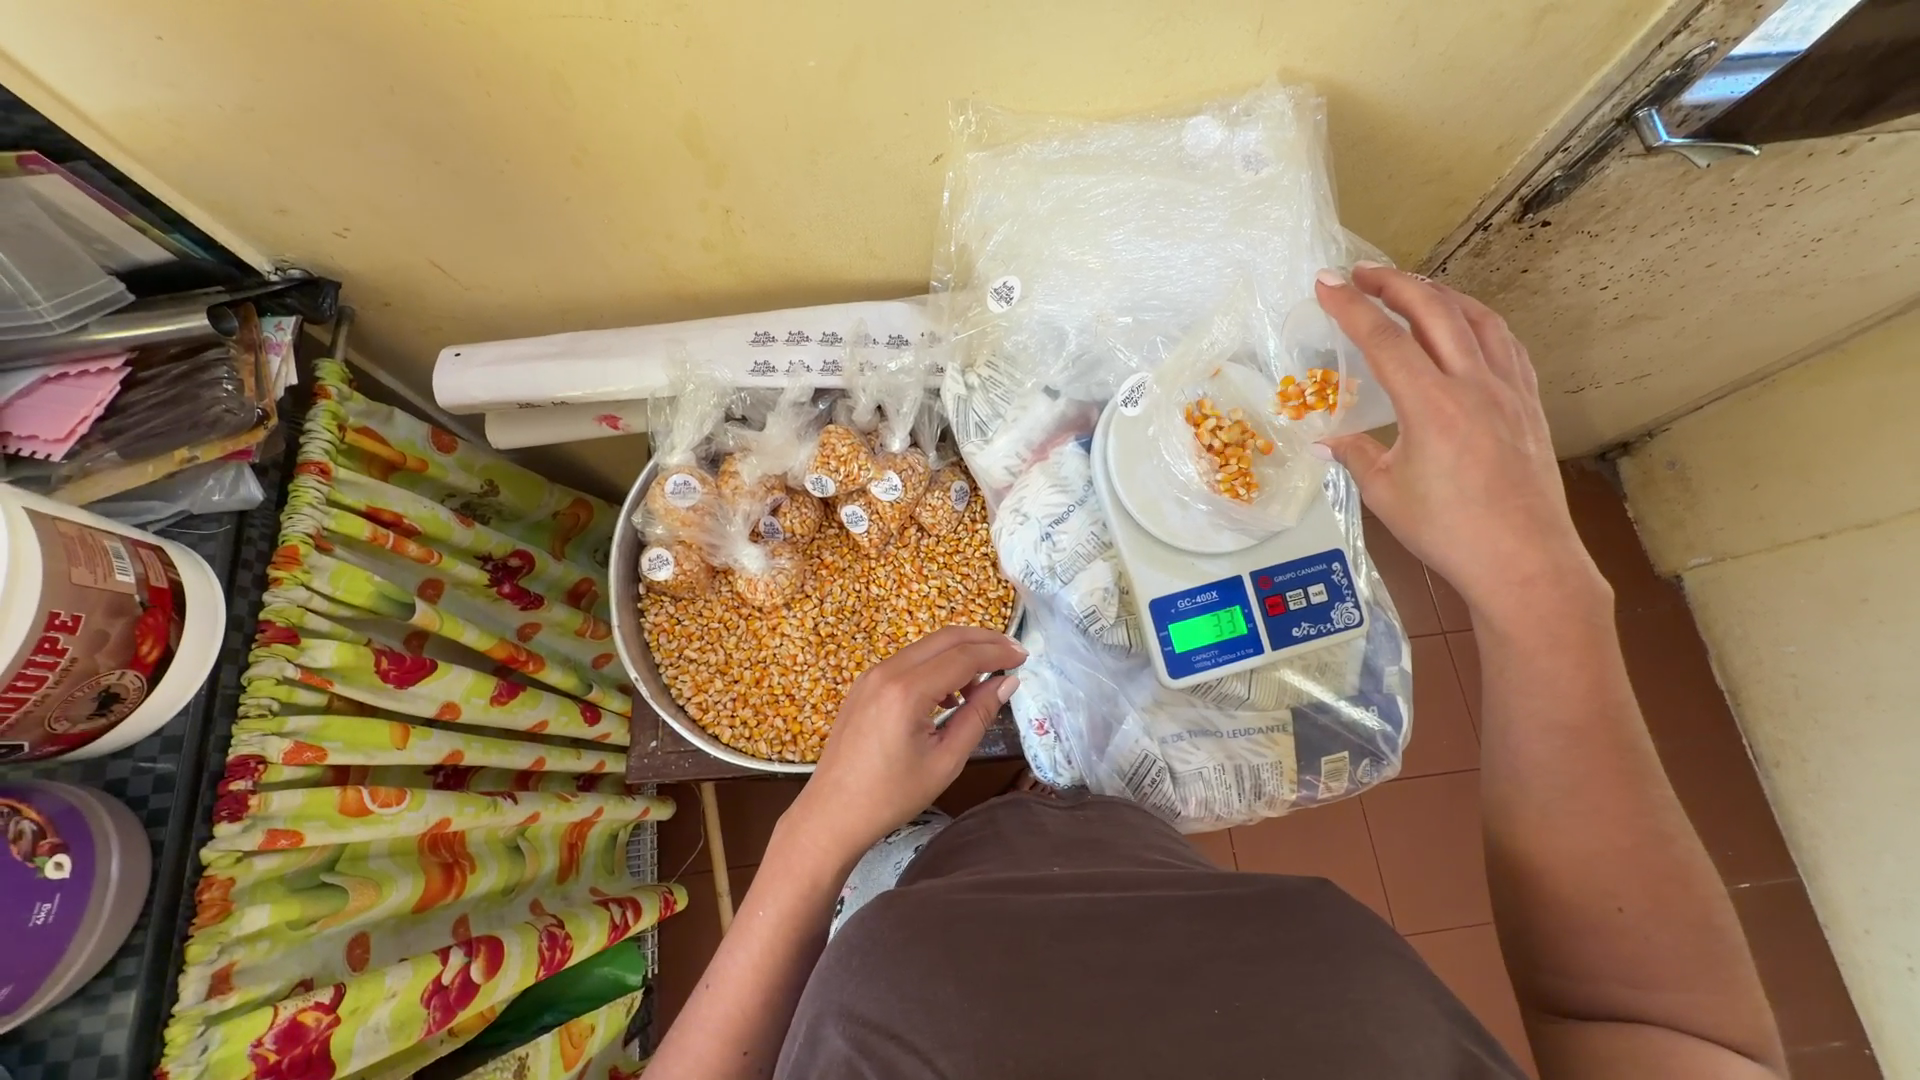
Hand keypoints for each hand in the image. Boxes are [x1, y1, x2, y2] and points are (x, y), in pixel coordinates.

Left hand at [783, 626, 1024, 861]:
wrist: (831, 815)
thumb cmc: (891, 797)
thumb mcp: (945, 761)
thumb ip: (978, 716)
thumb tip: (1008, 684)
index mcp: (907, 691)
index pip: (963, 656)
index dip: (998, 654)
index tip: (1025, 657)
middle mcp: (887, 672)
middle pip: (945, 638)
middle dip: (983, 641)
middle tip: (1014, 653)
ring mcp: (871, 675)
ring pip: (926, 647)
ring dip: (960, 652)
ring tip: (986, 679)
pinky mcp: (865, 685)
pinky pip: (909, 661)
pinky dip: (936, 665)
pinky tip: (951, 693)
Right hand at [1312, 263, 1607, 628]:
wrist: (1524, 559)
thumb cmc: (1448, 530)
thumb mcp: (1385, 493)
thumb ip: (1355, 455)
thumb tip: (1327, 441)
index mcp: (1431, 405)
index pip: (1383, 340)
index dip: (1350, 307)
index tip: (1325, 283)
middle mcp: (1474, 385)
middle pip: (1434, 311)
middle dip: (1394, 284)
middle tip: (1360, 273)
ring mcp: (1509, 390)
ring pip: (1476, 318)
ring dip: (1439, 294)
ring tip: (1410, 289)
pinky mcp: (1529, 403)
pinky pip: (1505, 344)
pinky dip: (1478, 322)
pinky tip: (1466, 325)